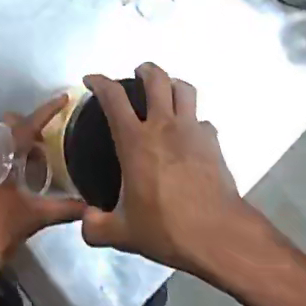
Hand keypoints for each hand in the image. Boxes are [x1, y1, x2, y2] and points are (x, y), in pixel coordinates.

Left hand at [0, 95, 84, 289]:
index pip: (27, 124)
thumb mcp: (33, 219)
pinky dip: (8, 154)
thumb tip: (90, 205)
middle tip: (52, 142)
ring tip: (39, 161)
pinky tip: (20, 175)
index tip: (64, 98)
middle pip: (11, 126)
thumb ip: (64, 208)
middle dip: (32, 129)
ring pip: (0, 139)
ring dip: (19, 143)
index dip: (47, 110)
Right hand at [79, 63, 253, 274]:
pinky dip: (194, 121)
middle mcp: (164, 127)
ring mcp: (193, 132)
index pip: (113, 97)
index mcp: (135, 141)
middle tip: (137, 73)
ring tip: (166, 91)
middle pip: (157, 80)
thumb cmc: (166, 228)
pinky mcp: (214, 144)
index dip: (100, 82)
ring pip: (185, 90)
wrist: (219, 235)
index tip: (92, 80)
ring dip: (173, 84)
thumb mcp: (122, 233)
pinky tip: (189, 135)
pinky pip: (203, 121)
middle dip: (145, 70)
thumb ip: (95, 226)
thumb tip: (86, 220)